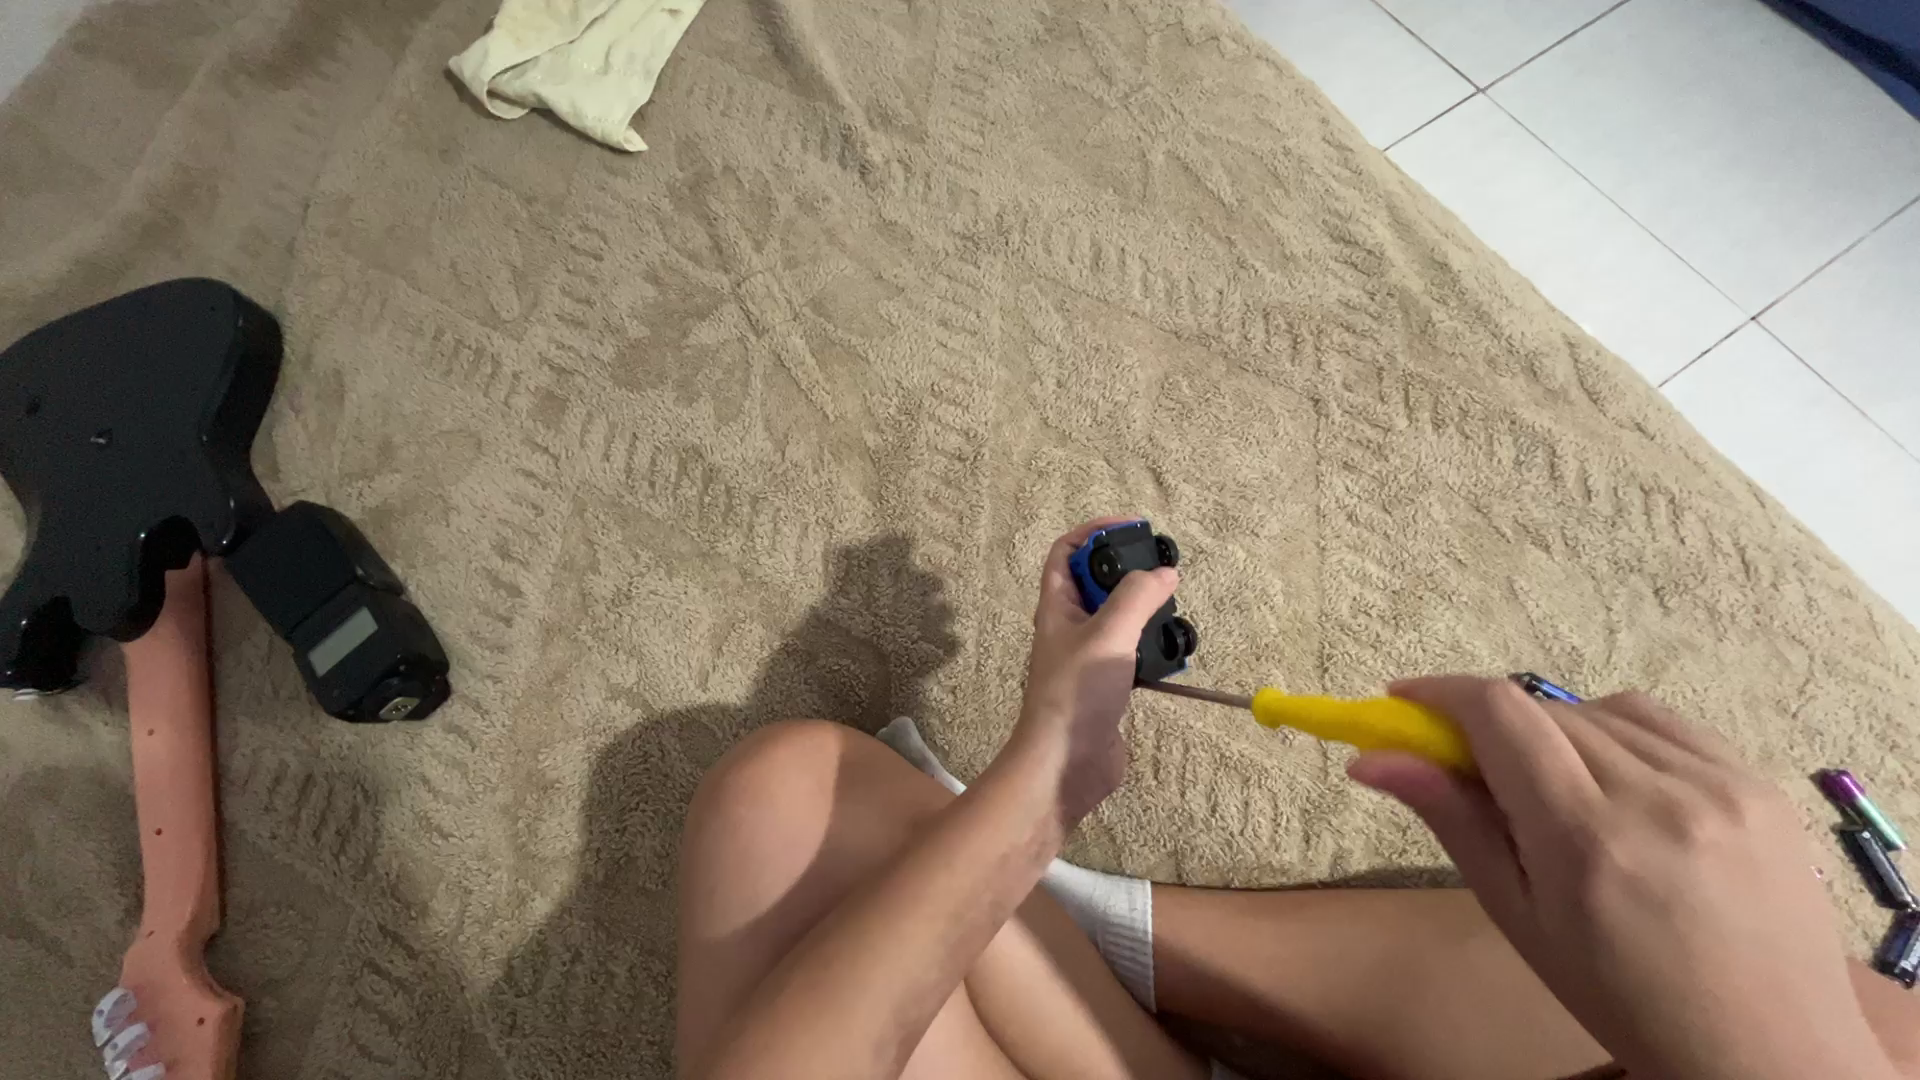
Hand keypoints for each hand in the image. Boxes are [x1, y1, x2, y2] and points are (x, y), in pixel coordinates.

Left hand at [1004, 518, 1177, 829]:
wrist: (1066, 765)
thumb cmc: (1075, 694)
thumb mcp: (1107, 635)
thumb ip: (1136, 599)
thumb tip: (1165, 572)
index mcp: (1056, 606)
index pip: (1065, 552)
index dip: (1093, 532)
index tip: (1132, 527)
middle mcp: (1070, 626)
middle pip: (1097, 582)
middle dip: (1128, 571)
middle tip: (1162, 572)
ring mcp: (1089, 656)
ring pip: (1119, 618)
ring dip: (1145, 611)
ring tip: (1171, 612)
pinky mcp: (1109, 684)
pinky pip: (1133, 653)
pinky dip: (1153, 647)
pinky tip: (1173, 653)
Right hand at [1349, 678, 1895, 1079]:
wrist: (1766, 1052)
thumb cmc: (1612, 989)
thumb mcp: (1512, 908)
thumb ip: (1448, 816)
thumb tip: (1366, 759)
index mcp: (1585, 834)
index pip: (1500, 713)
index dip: (1440, 692)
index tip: (1402, 699)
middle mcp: (1657, 795)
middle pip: (1541, 708)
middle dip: (1489, 722)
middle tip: (1469, 762)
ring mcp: (1721, 784)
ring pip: (1594, 708)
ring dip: (1548, 728)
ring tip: (1548, 780)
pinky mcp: (1760, 784)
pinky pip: (1657, 720)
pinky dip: (1609, 727)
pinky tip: (1609, 772)